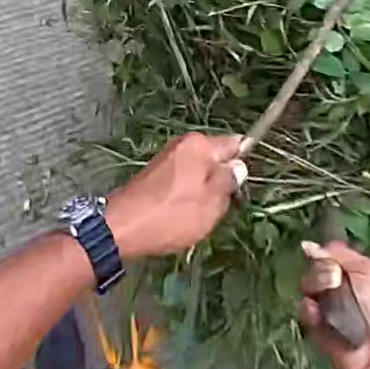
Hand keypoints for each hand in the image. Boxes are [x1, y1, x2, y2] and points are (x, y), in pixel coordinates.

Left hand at [105, 132, 245, 258]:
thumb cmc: (173, 214)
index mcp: (200, 144)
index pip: (234, 143)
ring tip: (200, 215)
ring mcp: (167, 155)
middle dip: (222, 178)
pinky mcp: (155, 171)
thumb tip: (239, 166)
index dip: (244, 161)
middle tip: (222, 206)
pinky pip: (182, 177)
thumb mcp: (211, 203)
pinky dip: (187, 192)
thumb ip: (228, 181)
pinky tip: (182, 214)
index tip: (245, 184)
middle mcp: (183, 143)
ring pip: (198, 169)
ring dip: (204, 188)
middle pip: (215, 156)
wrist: (123, 225)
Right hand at [298, 242, 369, 368]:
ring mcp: (331, 308)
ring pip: (308, 285)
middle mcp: (344, 288)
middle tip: (333, 280)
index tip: (327, 256)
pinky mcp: (320, 330)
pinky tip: (317, 313)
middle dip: (320, 270)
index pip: (332, 253)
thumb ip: (340, 253)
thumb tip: (310, 247)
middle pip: (317, 266)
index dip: (326, 252)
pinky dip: (308, 310)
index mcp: (360, 273)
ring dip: (313, 287)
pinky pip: (305, 310)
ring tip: (326, 297)